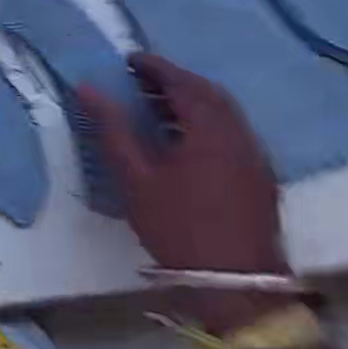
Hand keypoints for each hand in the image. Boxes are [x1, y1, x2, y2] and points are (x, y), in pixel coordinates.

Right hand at [80, 52, 289, 331]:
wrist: (236, 288)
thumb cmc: (178, 226)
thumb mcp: (135, 176)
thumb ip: (112, 127)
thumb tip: (87, 88)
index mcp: (209, 129)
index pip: (182, 82)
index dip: (155, 66)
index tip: (129, 59)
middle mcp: (238, 135)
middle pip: (208, 93)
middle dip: (175, 80)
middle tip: (141, 80)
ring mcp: (254, 158)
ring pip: (224, 114)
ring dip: (191, 102)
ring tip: (156, 108)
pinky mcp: (260, 179)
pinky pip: (233, 133)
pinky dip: (206, 123)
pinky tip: (183, 141)